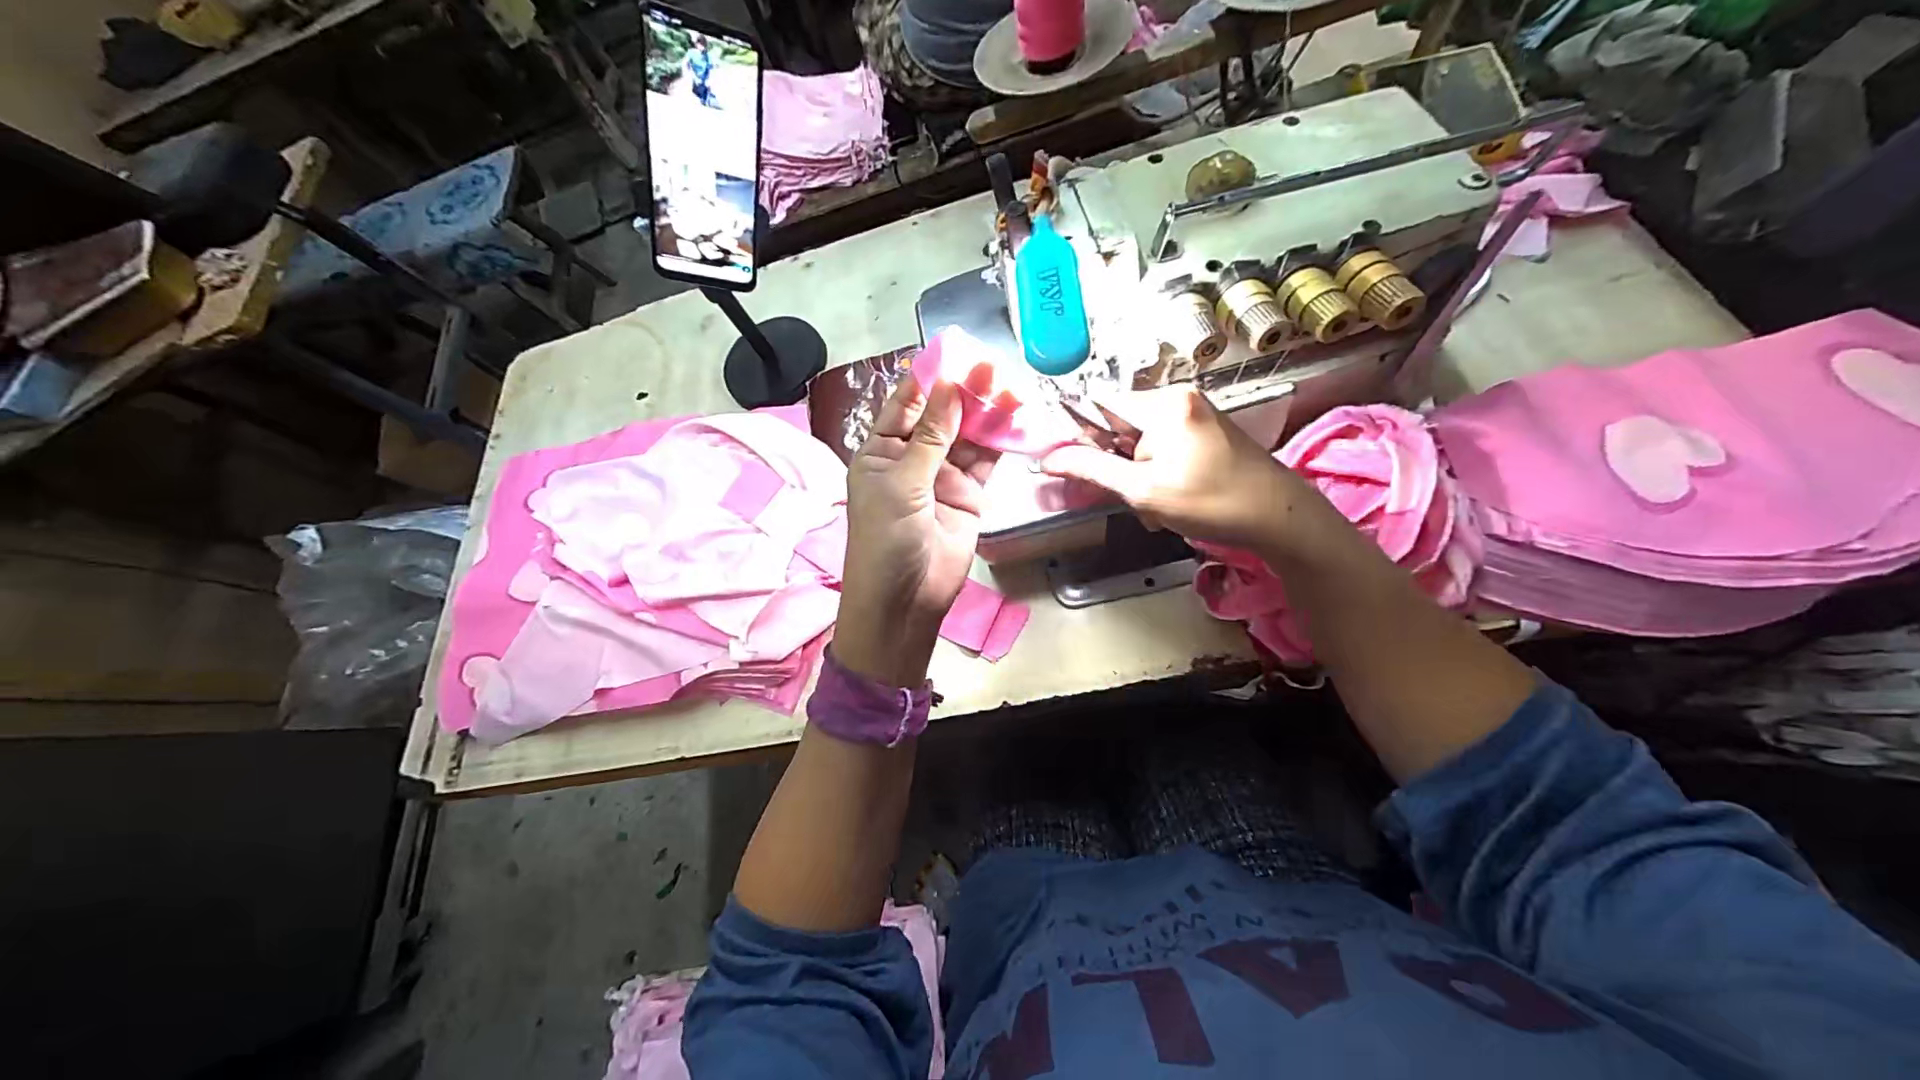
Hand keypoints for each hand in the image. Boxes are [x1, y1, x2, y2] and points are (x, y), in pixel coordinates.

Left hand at [835, 376, 999, 686]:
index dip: (927, 377)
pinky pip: (987, 460)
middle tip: (990, 365)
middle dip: (964, 391)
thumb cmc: (885, 540)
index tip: (952, 350)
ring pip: (968, 434)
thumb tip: (948, 385)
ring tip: (1009, 384)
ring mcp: (943, 476)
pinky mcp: (970, 494)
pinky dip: (1002, 440)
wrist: (905, 601)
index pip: (905, 403)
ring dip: (987, 411)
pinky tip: (1016, 416)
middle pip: (942, 414)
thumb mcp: (902, 482)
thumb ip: (931, 435)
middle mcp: (913, 458)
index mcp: (880, 450)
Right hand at [1041, 385, 1327, 557]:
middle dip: (1122, 466)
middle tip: (1138, 499)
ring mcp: (1197, 413)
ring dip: (1141, 476)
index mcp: (1165, 403)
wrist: (1281, 518)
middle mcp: (1181, 397)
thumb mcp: (1144, 490)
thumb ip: (1093, 469)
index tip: (1074, 467)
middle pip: (1121, 427)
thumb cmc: (1213, 502)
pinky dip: (1160, 473)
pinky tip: (1174, 498)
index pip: (1100, 408)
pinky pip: (1165, 447)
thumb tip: (1049, 459)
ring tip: (1160, 505)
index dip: (1081, 438)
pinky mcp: (1207, 431)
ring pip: (1142, 442)